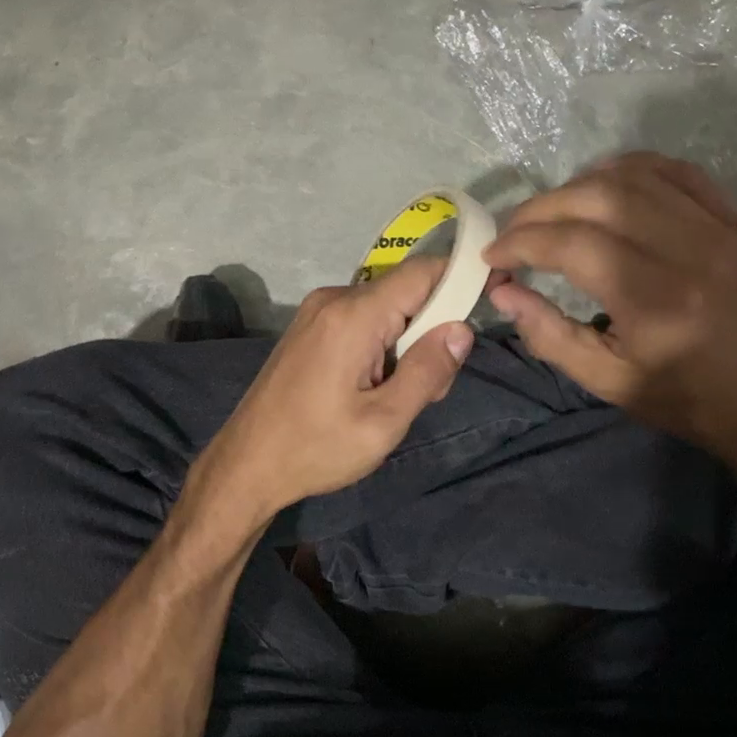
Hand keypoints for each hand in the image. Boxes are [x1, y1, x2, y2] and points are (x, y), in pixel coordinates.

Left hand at [195, 257, 474, 516]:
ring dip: (405, 345)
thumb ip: (427, 371)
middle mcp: (333, 300)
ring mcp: (316, 313)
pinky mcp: (308, 330)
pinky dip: (380, 347)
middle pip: (406, 293)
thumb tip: (463, 329)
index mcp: (353, 316)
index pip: (423, 271)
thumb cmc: (316, 449)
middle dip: (431, 331)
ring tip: (394, 401)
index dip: (461, 280)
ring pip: (385, 310)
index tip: (490, 301)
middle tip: (428, 390)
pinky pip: (361, 322)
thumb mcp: (383, 421)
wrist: (247, 465)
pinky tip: (371, 391)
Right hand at [485, 152, 736, 470]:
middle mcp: (689, 252)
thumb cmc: (682, 399)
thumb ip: (548, 334)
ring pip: (634, 175)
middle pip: (600, 197)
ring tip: (551, 215)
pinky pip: (676, 171)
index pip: (574, 245)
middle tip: (513, 232)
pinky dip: (630, 170)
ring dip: (579, 185)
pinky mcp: (733, 219)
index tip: (492, 257)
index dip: (521, 243)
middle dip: (542, 208)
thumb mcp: (605, 381)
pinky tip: (603, 189)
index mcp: (655, 303)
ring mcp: (718, 228)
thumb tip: (502, 291)